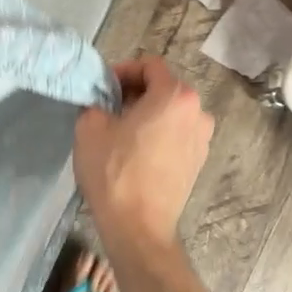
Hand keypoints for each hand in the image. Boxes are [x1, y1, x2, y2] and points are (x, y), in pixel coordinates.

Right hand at [74, 57, 214, 254]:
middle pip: (164, 88)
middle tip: (107, 110)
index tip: (103, 89)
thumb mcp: (89, 128)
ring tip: (121, 134)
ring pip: (171, 114)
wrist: (138, 226)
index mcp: (175, 96)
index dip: (122, 71)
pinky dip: (157, 136)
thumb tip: (103, 104)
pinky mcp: (198, 162)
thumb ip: (96, 103)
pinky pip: (175, 136)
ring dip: (147, 115)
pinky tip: (136, 155)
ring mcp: (202, 139)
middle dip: (135, 93)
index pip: (150, 65)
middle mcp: (198, 112)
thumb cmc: (113, 172)